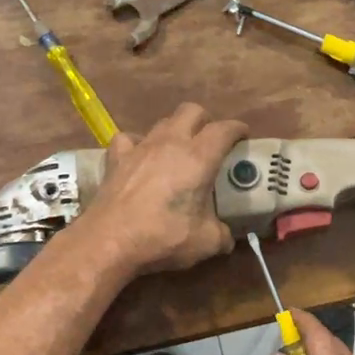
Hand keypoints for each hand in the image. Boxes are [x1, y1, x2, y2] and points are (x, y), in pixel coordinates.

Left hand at [73, 104, 248, 276]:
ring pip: (163, 122)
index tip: (243, 136)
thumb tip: (226, 238)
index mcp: (198, 158)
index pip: (224, 130)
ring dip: (175, 131)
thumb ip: (222, 236)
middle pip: (192, 111)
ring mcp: (140, 147)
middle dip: (205, 121)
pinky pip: (130, 139)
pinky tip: (141, 158)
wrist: (111, 241)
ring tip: (179, 151)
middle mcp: (170, 143)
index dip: (237, 129)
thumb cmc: (163, 238)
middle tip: (210, 140)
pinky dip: (139, 145)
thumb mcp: (205, 243)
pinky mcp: (116, 158)